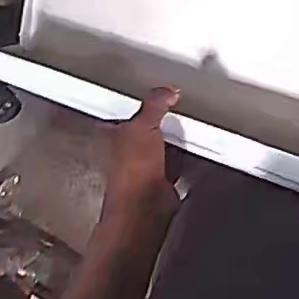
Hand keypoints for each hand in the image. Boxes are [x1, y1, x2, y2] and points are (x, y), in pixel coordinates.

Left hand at [95, 88, 180, 242]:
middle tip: (171, 109)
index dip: (136, 103)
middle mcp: (123, 152)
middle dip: (159, 121)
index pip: (121, 112)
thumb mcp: (144, 124)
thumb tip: (167, 92)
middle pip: (144, 127)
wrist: (145, 206)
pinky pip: (174, 160)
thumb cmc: (131, 172)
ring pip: (160, 144)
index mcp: (110, 136)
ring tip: (182, 129)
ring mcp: (141, 166)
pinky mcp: (159, 179)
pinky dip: (182, 156)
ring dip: (171, 140)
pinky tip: (188, 150)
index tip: (152, 95)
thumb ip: (155, 104)